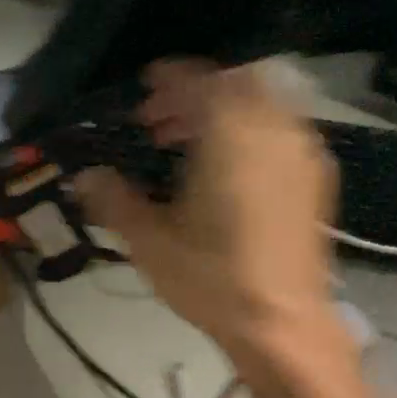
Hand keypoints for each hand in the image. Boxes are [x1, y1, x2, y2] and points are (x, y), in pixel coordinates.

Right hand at [75, 61, 337, 347]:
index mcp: (233, 141)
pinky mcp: (311, 178)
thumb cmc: (207, 278)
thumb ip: (115, 201)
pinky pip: (277, 132)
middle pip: (240, 89)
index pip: (205, 86)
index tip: (146, 83)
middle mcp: (275, 134)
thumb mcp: (148, 242)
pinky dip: (245, 132)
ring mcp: (300, 154)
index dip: (173, 79)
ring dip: (222, 113)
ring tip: (182, 144)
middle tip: (156, 120)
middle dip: (197, 95)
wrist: (278, 317)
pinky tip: (217, 167)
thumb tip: (85, 177)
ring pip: (262, 108)